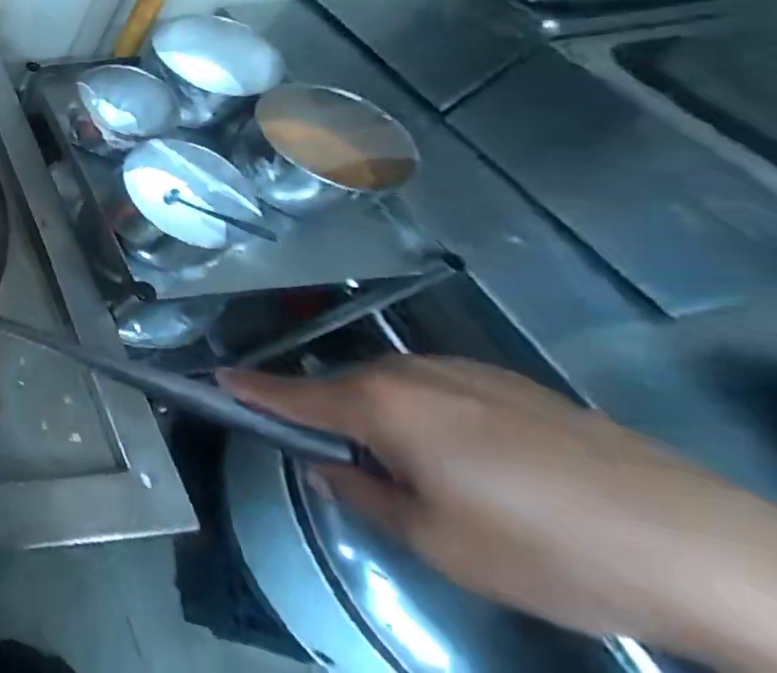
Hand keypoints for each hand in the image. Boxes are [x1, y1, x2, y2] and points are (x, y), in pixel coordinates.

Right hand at [222, 356, 776, 671]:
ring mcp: (468, 371)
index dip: (250, 390)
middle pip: (343, 388)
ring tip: (414, 475)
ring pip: (393, 388)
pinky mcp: (515, 384)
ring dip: (380, 418)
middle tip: (336, 465)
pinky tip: (473, 465)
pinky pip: (440, 391)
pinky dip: (426, 417)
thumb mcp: (434, 541)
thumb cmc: (544, 549)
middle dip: (326, 417)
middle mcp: (414, 371)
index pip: (292, 394)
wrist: (707, 550)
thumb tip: (333, 467)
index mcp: (380, 404)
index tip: (214, 378)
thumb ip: (362, 495)